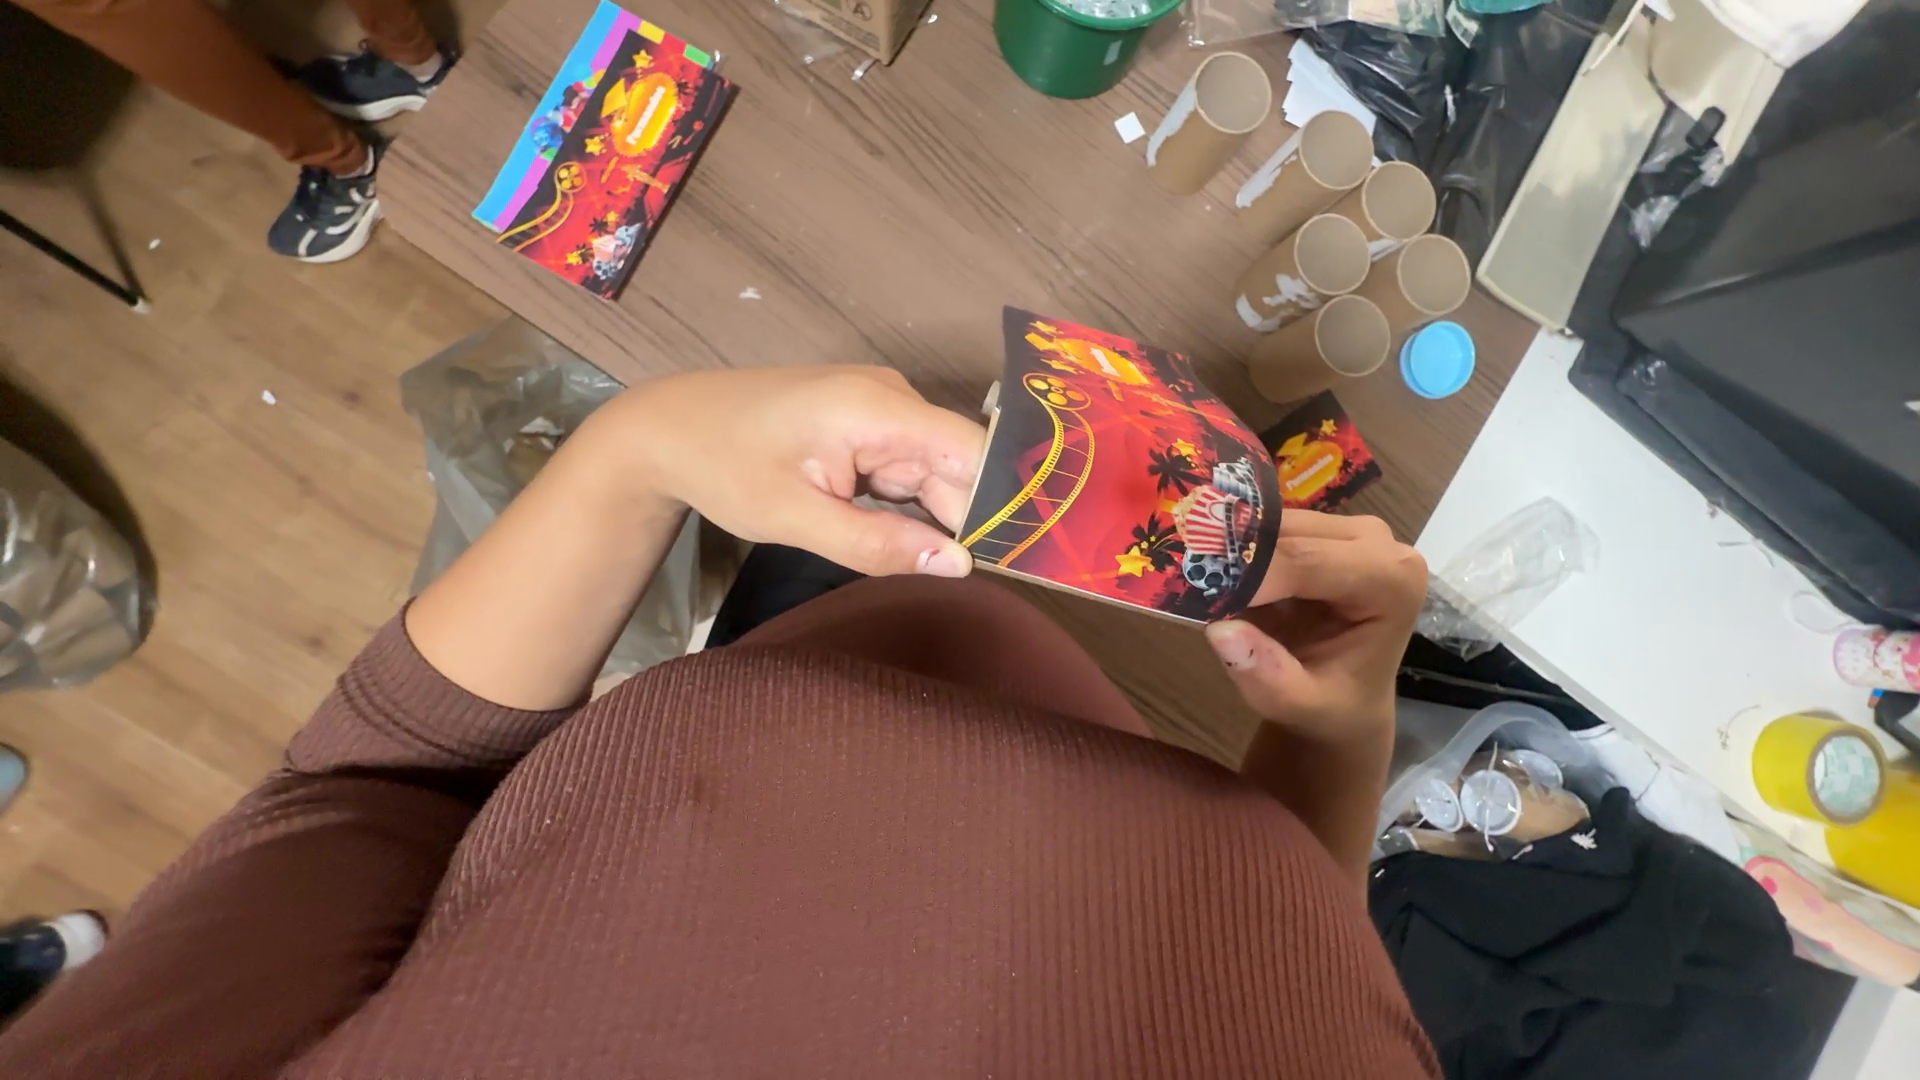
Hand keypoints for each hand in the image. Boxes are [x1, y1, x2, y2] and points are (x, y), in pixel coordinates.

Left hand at [586, 365, 985, 577]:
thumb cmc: (723, 466)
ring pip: (937, 472)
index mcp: (878, 408)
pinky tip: (906, 536)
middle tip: (974, 576)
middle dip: (968, 519)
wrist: (668, 430)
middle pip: (959, 464)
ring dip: (937, 517)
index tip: (1025, 552)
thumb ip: (877, 544)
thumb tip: (959, 565)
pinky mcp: (869, 428)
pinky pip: (910, 472)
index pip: (972, 449)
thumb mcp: (795, 517)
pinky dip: (912, 508)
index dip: (1005, 499)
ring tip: (933, 559)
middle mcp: (892, 401)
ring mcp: (881, 412)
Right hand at [1204, 511, 1426, 742]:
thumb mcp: (1299, 705)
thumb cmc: (1330, 704)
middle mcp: (1379, 543)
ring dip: (1232, 550)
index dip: (1251, 573)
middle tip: (1191, 586)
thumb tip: (1219, 630)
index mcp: (1392, 582)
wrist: (1345, 699)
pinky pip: (1266, 526)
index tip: (1203, 597)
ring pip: (1270, 523)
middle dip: (1236, 557)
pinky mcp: (1322, 529)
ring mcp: (1351, 529)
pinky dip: (1237, 549)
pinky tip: (1217, 576)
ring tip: (1201, 584)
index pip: (1308, 560)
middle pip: (1286, 533)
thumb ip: (1267, 677)